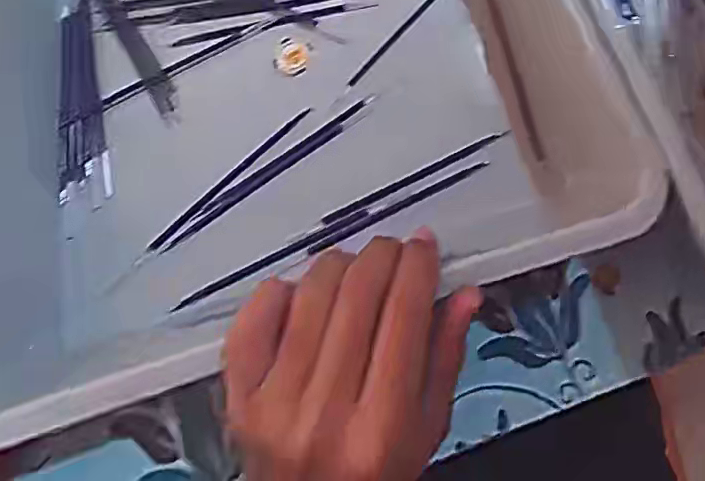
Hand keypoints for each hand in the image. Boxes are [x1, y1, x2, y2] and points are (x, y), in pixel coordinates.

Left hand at [222, 231, 481, 480]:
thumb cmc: (369, 473)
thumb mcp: (424, 431)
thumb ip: (445, 358)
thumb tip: (464, 295)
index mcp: (381, 430)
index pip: (405, 312)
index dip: (418, 264)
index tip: (423, 246)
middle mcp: (325, 414)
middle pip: (359, 291)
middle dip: (383, 254)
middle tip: (393, 251)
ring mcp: (276, 401)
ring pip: (314, 288)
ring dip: (341, 263)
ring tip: (354, 272)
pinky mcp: (241, 390)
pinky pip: (261, 307)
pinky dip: (285, 286)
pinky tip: (305, 296)